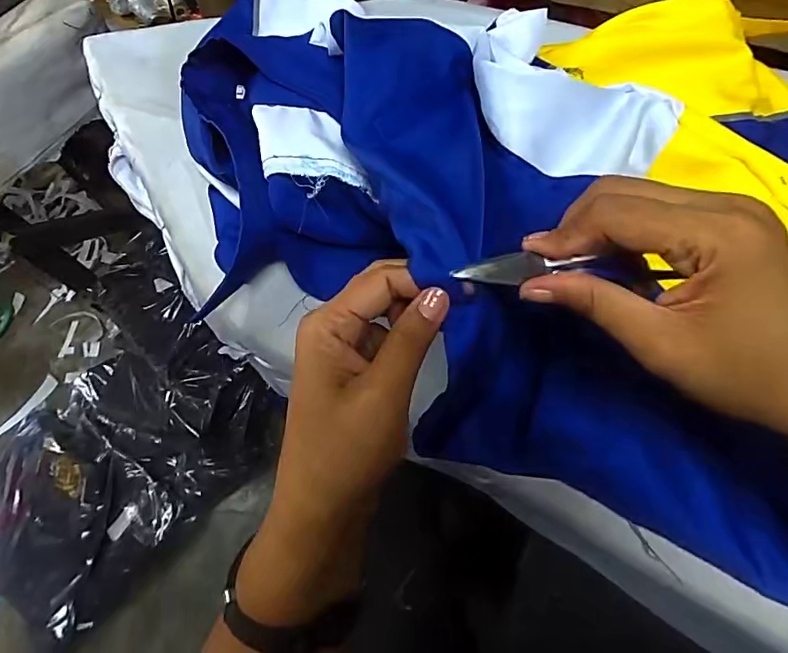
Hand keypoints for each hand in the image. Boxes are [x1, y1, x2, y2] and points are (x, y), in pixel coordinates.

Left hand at [238, 261, 448, 624]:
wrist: (321, 510)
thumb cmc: (348, 451)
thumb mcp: (385, 392)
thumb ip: (412, 337)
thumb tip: (441, 290)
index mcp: (327, 323)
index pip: (378, 280)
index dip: (419, 275)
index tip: (464, 282)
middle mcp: (329, 324)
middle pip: (377, 287)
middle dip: (418, 285)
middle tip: (466, 290)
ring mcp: (339, 345)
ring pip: (381, 309)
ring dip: (414, 307)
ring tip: (458, 307)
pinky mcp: (352, 365)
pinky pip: (382, 334)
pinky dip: (406, 331)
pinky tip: (433, 334)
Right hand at [520, 176, 787, 448]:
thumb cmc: (751, 378)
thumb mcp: (663, 347)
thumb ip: (595, 303)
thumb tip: (530, 283)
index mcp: (719, 231)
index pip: (619, 212)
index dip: (568, 233)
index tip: (531, 259)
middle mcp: (728, 204)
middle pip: (624, 191)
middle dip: (579, 224)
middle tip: (550, 262)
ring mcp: (735, 206)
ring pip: (639, 193)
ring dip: (600, 224)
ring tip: (579, 263)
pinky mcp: (734, 218)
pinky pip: (661, 206)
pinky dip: (628, 228)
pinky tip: (619, 261)